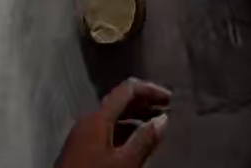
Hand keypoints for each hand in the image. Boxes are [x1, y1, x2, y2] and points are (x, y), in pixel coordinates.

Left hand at [54, 78, 172, 167]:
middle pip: (120, 102)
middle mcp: (89, 119)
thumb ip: (144, 141)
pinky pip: (107, 131)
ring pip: (113, 118)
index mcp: (98, 116)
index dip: (149, 90)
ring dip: (135, 118)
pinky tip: (135, 143)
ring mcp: (83, 134)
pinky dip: (124, 132)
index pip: (127, 90)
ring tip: (155, 125)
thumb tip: (163, 119)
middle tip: (166, 109)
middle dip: (144, 103)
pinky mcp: (81, 149)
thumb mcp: (124, 165)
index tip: (169, 98)